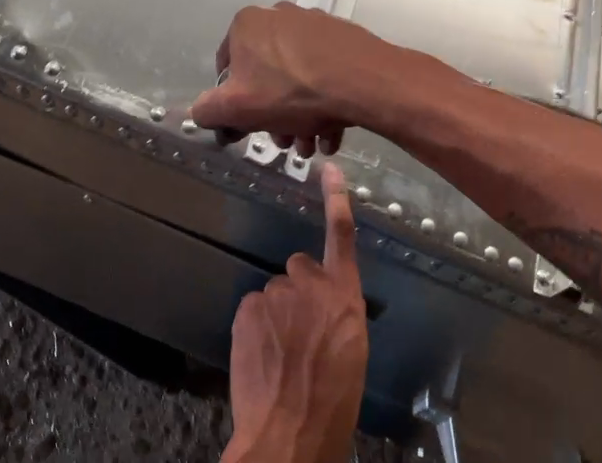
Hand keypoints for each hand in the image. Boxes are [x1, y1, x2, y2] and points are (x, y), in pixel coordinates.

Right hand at [191, 2, 413, 156]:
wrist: (363, 81)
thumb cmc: (291, 91)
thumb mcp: (238, 108)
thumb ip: (208, 111)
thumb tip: (199, 112)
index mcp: (247, 24)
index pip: (227, 67)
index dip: (233, 103)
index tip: (248, 128)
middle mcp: (279, 16)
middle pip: (266, 76)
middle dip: (273, 116)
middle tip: (285, 143)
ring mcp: (314, 25)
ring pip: (297, 79)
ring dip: (299, 117)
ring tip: (311, 145)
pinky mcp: (343, 38)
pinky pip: (323, 74)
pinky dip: (323, 103)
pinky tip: (331, 134)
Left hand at [223, 162, 368, 462]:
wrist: (291, 431)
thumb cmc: (335, 400)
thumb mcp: (353, 351)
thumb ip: (339, 314)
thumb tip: (325, 308)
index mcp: (345, 296)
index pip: (342, 236)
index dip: (335, 200)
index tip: (327, 169)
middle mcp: (310, 284)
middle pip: (300, 268)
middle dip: (300, 292)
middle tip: (302, 333)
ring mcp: (276, 294)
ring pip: (275, 293)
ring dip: (278, 313)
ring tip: (282, 354)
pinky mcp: (248, 308)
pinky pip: (253, 308)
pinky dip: (256, 326)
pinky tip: (263, 357)